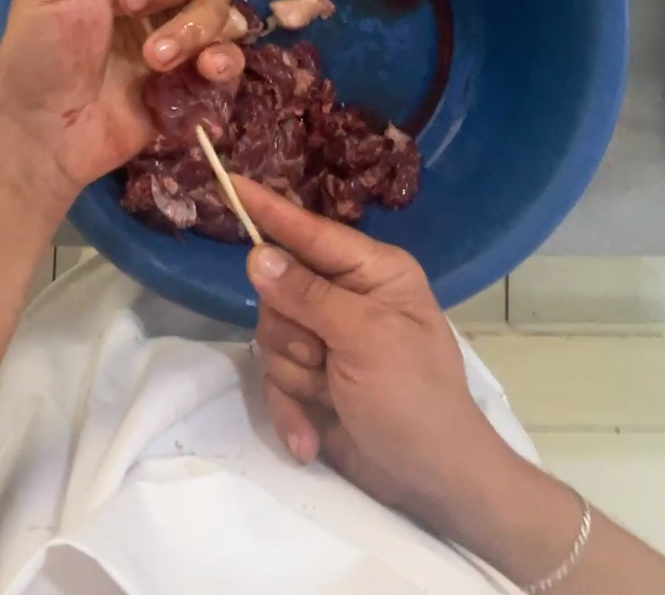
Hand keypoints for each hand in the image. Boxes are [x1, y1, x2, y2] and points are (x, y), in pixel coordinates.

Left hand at [0, 0, 245, 197]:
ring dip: (191, 27)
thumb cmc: (39, 53)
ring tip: (153, 58)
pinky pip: (231, 54)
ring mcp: (176, 34)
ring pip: (219, 5)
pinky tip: (205, 69)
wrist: (45, 132)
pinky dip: (224, 57)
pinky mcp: (192, 77)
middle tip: (127, 10)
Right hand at [236, 177, 513, 527]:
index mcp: (372, 272)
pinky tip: (313, 437)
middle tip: (324, 360)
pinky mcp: (312, 378)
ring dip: (295, 375)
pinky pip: (274, 379)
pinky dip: (292, 410)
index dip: (268, 209)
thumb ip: (308, 295)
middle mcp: (346, 296)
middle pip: (278, 289)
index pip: (310, 231)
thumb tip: (257, 255)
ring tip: (332, 397)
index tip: (230, 182)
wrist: (433, 483)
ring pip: (271, 335)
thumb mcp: (366, 339)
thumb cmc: (414, 398)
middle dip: (292, 332)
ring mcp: (326, 338)